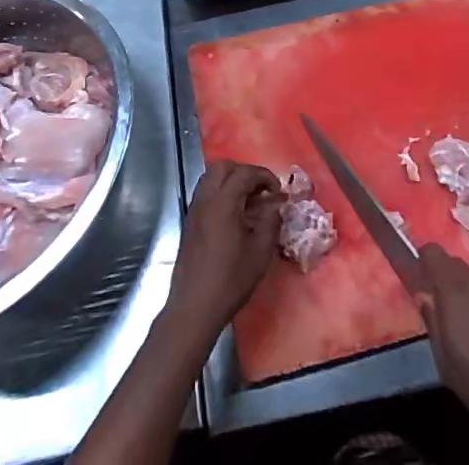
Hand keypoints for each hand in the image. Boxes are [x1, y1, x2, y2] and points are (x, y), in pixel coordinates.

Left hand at [167, 161, 282, 331]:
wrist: (195, 302)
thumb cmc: (231, 279)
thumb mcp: (260, 253)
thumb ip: (271, 222)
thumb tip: (277, 205)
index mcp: (222, 203)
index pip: (243, 173)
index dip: (264, 176)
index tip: (278, 190)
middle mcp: (204, 198)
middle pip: (222, 166)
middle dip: (244, 171)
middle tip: (262, 190)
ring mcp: (194, 208)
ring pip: (210, 177)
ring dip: (231, 180)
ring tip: (250, 202)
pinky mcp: (190, 219)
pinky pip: (205, 192)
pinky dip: (221, 192)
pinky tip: (235, 214)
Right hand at [415, 243, 468, 464]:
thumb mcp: (446, 363)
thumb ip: (432, 324)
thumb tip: (424, 298)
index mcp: (455, 293)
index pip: (434, 253)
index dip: (423, 260)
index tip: (417, 279)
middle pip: (456, 266)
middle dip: (443, 278)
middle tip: (437, 308)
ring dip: (466, 297)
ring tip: (465, 333)